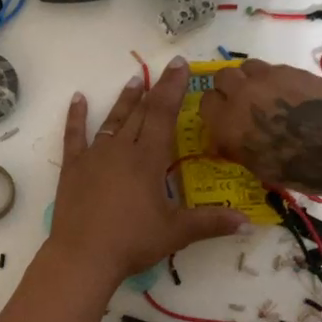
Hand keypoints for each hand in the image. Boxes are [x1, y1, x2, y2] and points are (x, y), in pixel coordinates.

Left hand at [45, 56, 246, 285]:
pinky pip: (75, 135)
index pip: (164, 115)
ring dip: (125, 100)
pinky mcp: (73, 167)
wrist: (84, 255)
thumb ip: (211, 222)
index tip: (180, 66)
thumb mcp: (176, 232)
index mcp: (148, 159)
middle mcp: (122, 149)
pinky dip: (76, 116)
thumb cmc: (133, 241)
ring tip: (134, 80)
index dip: (173, 89)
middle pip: (142, 113)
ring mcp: (94, 156)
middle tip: (166, 69)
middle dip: (156, 90)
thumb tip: (248, 221)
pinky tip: (78, 98)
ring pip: (113, 120)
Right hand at [199, 59, 321, 197]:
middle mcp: (242, 95)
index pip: (205, 102)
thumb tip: (225, 141)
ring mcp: (268, 78)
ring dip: (250, 79)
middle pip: (222, 77)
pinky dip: (275, 79)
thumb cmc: (305, 170)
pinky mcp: (294, 70)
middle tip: (244, 103)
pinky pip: (274, 68)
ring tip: (265, 94)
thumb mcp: (261, 168)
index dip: (215, 110)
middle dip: (229, 88)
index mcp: (227, 123)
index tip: (225, 119)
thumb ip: (237, 148)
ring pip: (247, 67)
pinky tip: (290, 95)